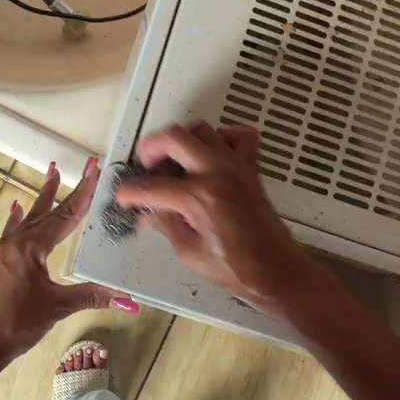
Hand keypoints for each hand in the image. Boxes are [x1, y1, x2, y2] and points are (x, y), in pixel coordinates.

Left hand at [0, 158, 138, 377]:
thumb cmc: (16, 323)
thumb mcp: (57, 307)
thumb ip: (92, 297)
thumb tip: (130, 301)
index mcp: (32, 247)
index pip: (65, 215)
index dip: (83, 193)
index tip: (95, 169)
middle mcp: (17, 242)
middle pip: (49, 211)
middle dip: (67, 188)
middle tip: (84, 166)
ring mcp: (5, 250)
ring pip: (30, 217)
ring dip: (44, 197)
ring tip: (52, 172)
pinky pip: (12, 231)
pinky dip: (18, 218)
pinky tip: (17, 208)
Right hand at [113, 123, 316, 312]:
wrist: (276, 270)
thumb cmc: (233, 268)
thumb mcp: (189, 251)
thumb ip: (166, 224)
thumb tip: (148, 214)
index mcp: (197, 197)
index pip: (150, 187)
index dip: (130, 193)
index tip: (123, 199)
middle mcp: (216, 172)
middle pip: (174, 137)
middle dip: (151, 148)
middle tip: (146, 166)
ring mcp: (236, 166)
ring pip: (203, 130)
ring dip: (183, 140)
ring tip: (175, 161)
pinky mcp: (251, 169)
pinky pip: (240, 136)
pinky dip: (224, 137)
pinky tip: (212, 155)